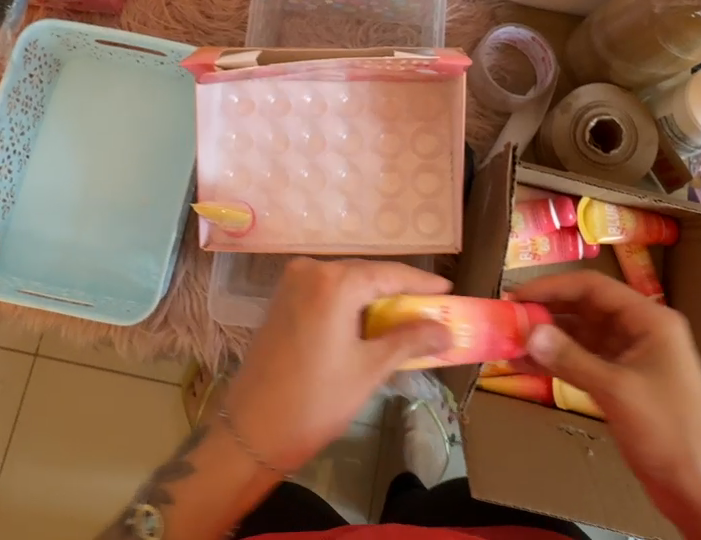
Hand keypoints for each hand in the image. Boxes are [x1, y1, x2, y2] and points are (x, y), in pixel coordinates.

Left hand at [222, 258, 453, 471]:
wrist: (251, 431)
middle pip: (367, 274)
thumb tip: (445, 329)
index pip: (390, 274)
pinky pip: (326, 292)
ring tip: (407, 317)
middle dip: (399, 291)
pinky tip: (369, 322)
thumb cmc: (316, 400)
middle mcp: (311, 270)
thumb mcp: (369, 369)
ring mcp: (292, 282)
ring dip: (374, 298)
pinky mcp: (282, 299)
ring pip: (346, 282)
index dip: (421, 282)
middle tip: (431, 308)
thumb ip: (409, 340)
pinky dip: (350, 303)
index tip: (449, 290)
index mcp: (334, 282)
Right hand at [509, 272, 700, 539]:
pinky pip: (584, 362)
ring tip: (509, 342)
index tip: (515, 296)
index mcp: (650, 320)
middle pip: (585, 309)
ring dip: (548, 339)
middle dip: (546, 312)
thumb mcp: (618, 392)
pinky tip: (527, 366)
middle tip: (506, 319)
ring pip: (582, 336)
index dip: (552, 287)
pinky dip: (558, 362)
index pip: (593, 287)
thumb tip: (528, 332)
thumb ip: (571, 359)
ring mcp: (632, 359)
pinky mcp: (624, 385)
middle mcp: (641, 332)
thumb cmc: (671, 433)